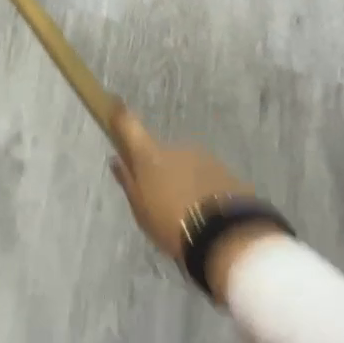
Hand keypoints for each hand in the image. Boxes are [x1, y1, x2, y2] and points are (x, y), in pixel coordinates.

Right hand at [106, 100, 253, 260]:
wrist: (228, 239)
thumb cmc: (172, 225)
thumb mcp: (141, 211)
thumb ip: (128, 183)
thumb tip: (116, 160)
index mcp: (149, 155)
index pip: (128, 124)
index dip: (119, 113)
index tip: (114, 103)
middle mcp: (176, 148)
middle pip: (162, 153)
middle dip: (162, 170)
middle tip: (163, 200)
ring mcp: (205, 158)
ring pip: (188, 167)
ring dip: (186, 181)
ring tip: (189, 214)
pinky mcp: (229, 174)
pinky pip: (209, 179)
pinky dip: (206, 191)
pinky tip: (209, 216)